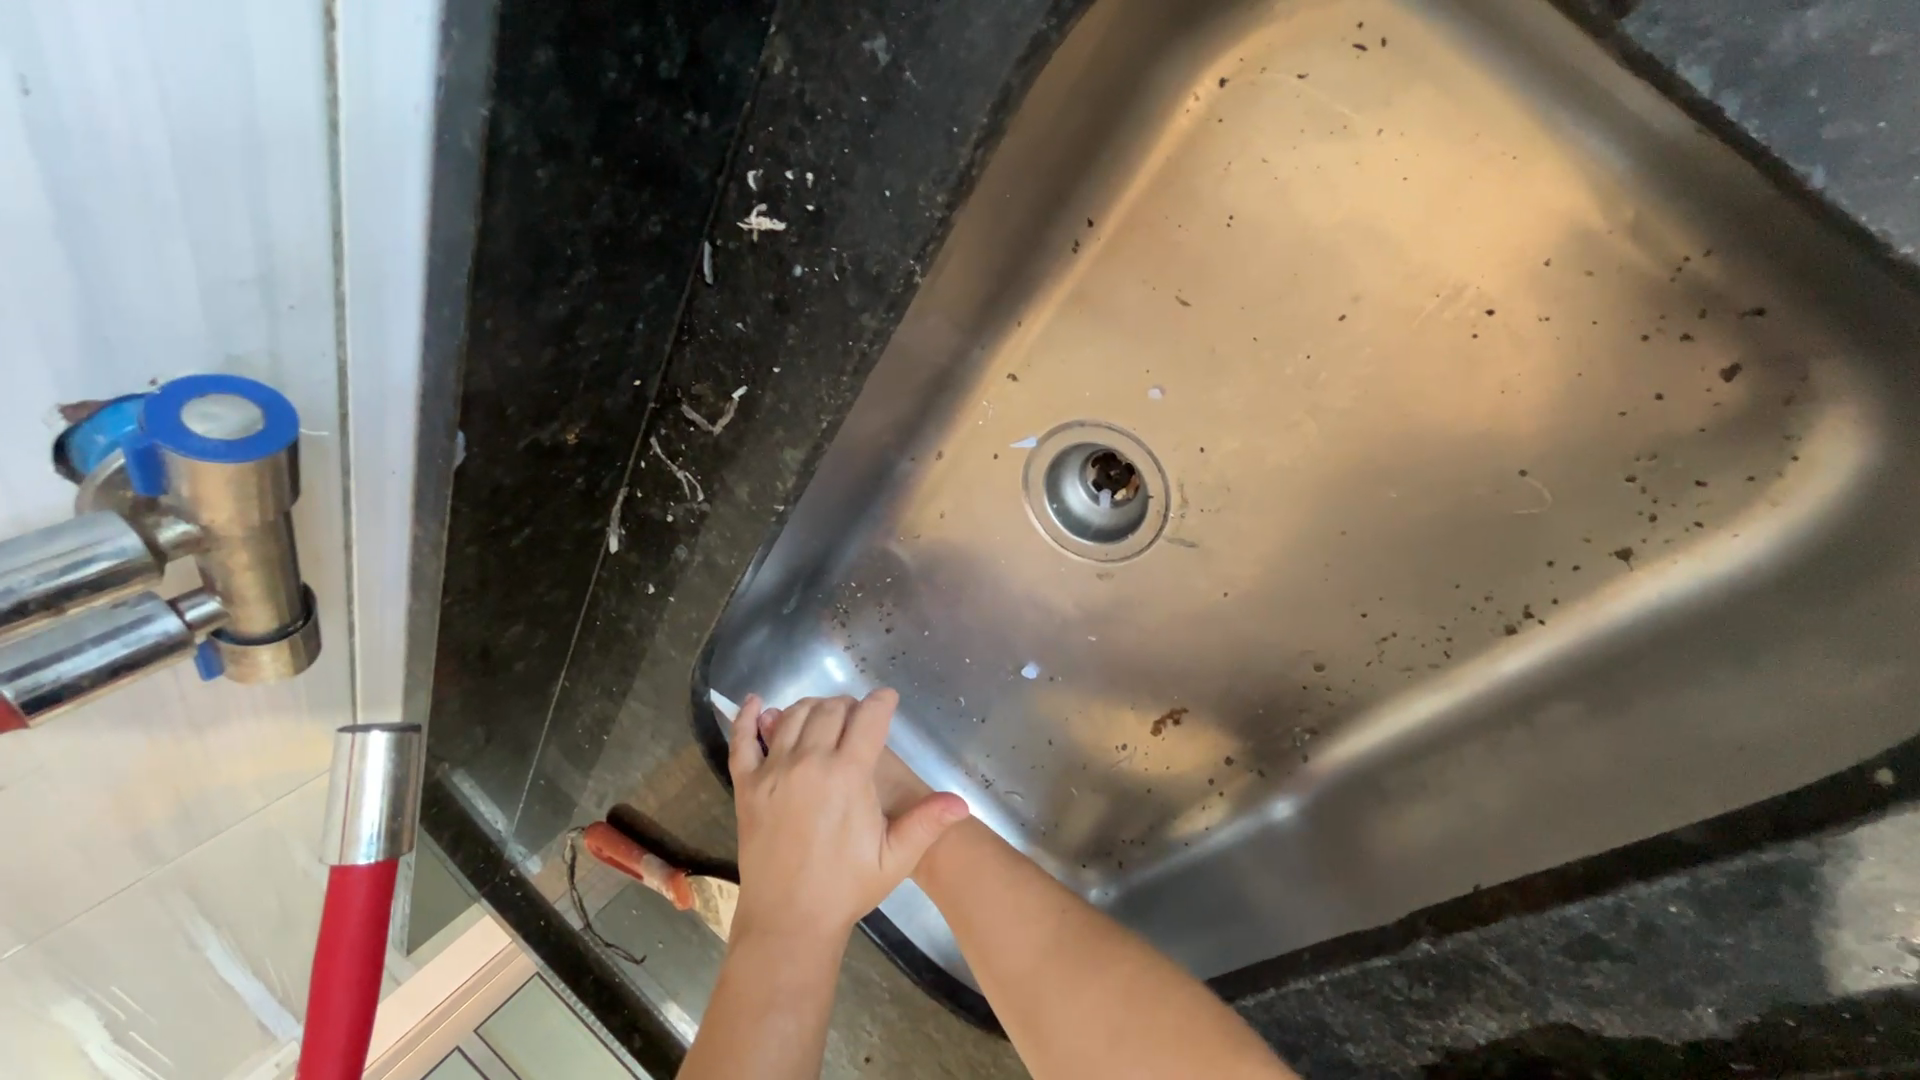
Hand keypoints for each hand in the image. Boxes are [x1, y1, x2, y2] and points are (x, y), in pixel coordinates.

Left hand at [728, 689, 970, 946]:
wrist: (789, 920)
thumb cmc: (846, 887)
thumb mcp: (895, 858)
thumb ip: (927, 823)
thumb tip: (963, 803)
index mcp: (847, 775)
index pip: (868, 718)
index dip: (881, 702)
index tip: (888, 699)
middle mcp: (809, 762)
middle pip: (831, 709)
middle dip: (850, 706)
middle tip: (859, 717)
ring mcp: (773, 771)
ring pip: (794, 716)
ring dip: (813, 707)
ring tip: (826, 717)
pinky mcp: (746, 785)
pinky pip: (742, 740)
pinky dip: (747, 717)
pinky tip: (757, 704)